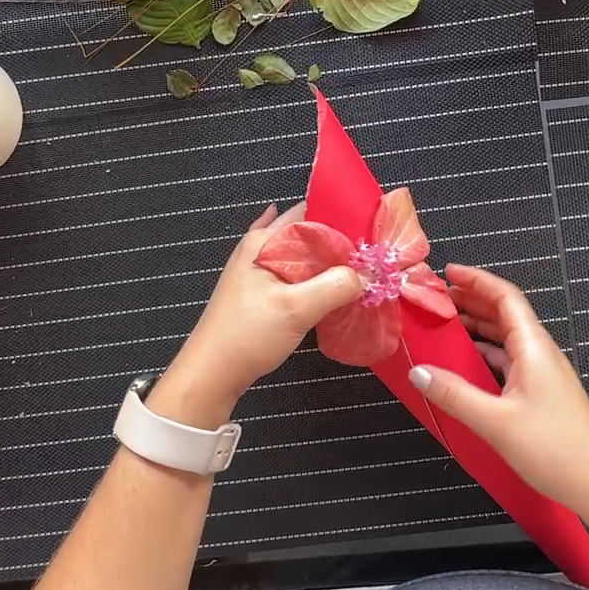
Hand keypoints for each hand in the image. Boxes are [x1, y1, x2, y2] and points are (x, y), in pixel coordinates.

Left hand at [153, 204, 363, 428]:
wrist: (211, 374)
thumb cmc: (247, 335)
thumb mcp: (296, 308)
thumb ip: (336, 286)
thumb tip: (369, 274)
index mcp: (264, 240)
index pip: (311, 215)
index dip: (344, 221)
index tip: (374, 233)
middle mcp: (261, 248)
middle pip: (310, 235)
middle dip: (341, 244)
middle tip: (376, 255)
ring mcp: (261, 270)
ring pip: (305, 258)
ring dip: (331, 264)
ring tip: (365, 271)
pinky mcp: (264, 292)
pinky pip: (299, 276)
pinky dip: (318, 278)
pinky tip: (336, 284)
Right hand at [408, 263, 588, 514]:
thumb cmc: (554, 449)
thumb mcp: (496, 422)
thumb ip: (454, 394)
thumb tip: (418, 371)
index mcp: (533, 347)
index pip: (505, 297)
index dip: (477, 280)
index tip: (447, 272)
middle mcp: (540, 352)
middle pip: (504, 313)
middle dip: (471, 299)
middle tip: (436, 298)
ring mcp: (542, 372)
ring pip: (506, 337)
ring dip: (477, 327)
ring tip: (445, 325)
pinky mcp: (541, 392)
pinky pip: (508, 360)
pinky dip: (485, 353)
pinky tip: (465, 363)